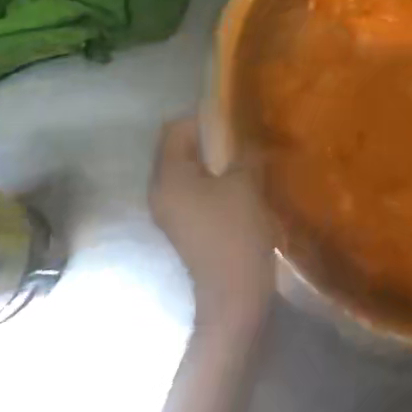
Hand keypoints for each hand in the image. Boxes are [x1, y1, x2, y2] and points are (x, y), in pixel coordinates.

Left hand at [149, 116, 276, 328]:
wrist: (234, 296)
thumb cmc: (236, 234)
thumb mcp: (245, 184)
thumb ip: (245, 153)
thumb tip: (250, 138)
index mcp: (169, 177)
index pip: (176, 129)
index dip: (204, 117)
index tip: (235, 115)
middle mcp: (162, 192)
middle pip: (180, 150)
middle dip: (211, 138)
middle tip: (245, 134)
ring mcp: (172, 213)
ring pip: (191, 172)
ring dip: (216, 161)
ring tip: (247, 156)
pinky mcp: (187, 228)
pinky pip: (197, 191)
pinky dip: (216, 181)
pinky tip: (243, 184)